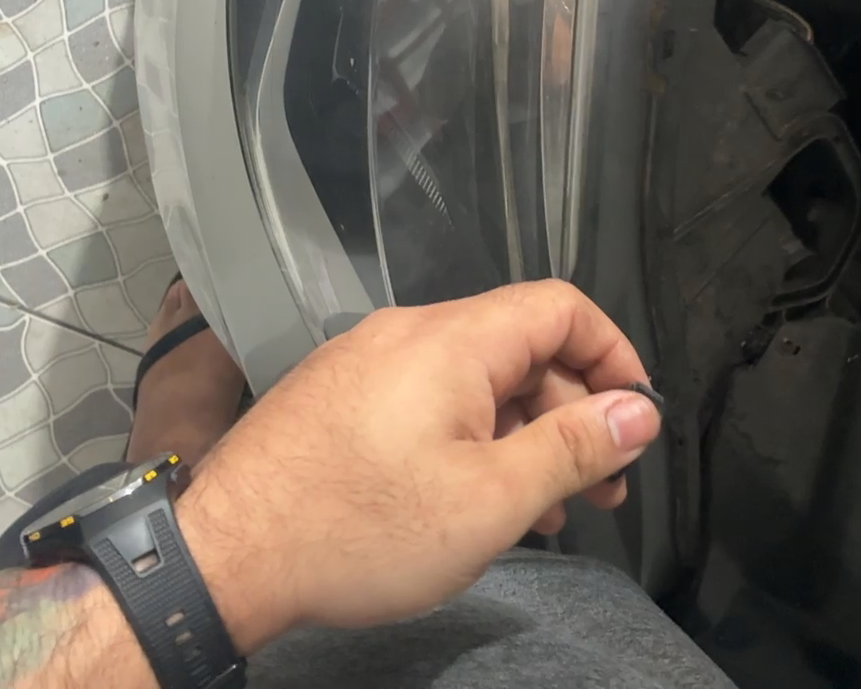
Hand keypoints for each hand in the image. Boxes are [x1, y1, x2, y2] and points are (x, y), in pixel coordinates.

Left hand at [172, 280, 661, 651]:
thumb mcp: (489, 500)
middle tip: (600, 485)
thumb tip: (639, 410)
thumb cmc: (360, 527)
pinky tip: (481, 493)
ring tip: (550, 507)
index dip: (611, 351)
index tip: (634, 414)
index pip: (561, 306)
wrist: (220, 554)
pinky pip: (434, 395)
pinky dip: (474, 434)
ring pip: (478, 376)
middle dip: (573, 410)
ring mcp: (375, 357)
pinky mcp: (349, 389)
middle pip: (522, 345)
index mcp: (454, 338)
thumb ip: (572, 448)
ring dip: (525, 431)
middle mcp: (414, 330)